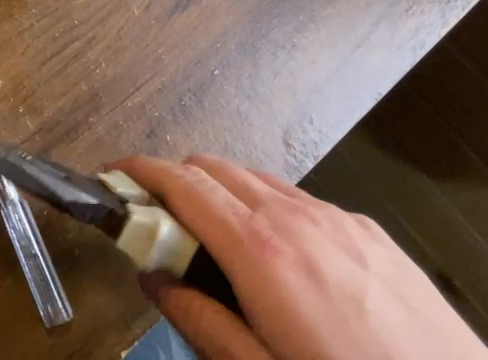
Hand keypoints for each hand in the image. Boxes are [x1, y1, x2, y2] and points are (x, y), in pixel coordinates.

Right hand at [113, 155, 487, 359]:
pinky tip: (282, 258)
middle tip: (159, 223)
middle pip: (214, 167)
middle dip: (176, 181)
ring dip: (222, 192)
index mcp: (261, 251)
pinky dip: (270, 207)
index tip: (116, 175)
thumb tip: (152, 278)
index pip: (181, 182)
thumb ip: (199, 320)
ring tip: (217, 241)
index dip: (140, 171)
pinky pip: (302, 199)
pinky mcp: (372, 233)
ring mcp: (339, 220)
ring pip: (257, 178)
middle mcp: (297, 218)